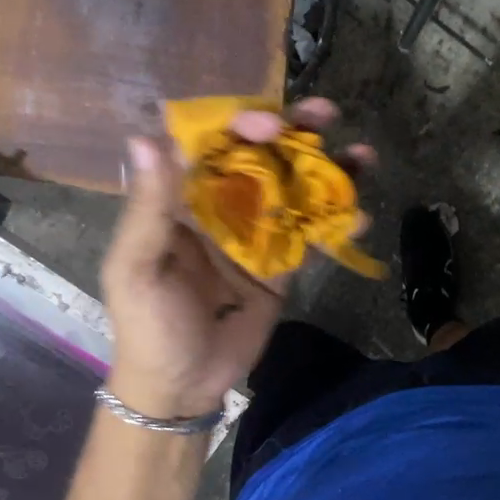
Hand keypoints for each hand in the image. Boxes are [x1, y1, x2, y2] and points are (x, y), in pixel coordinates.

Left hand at [99, 99, 373, 417]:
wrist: (184, 385)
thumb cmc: (149, 327)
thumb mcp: (136, 268)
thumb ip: (149, 208)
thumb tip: (147, 137)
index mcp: (178, 199)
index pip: (210, 144)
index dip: (240, 124)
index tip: (273, 126)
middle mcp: (219, 207)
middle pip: (260, 156)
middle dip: (294, 132)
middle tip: (328, 115)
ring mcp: (255, 236)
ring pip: (293, 190)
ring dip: (327, 170)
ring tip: (363, 156)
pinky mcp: (282, 266)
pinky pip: (311, 236)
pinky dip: (337, 223)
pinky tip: (362, 214)